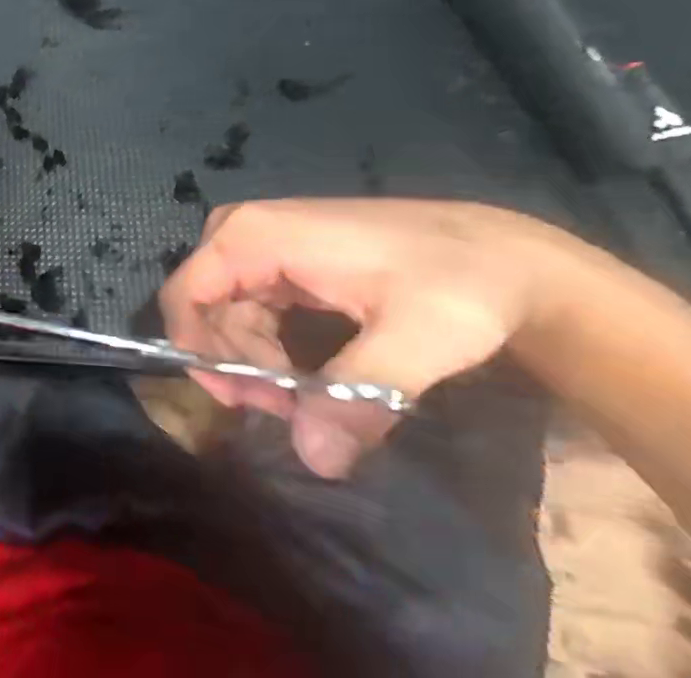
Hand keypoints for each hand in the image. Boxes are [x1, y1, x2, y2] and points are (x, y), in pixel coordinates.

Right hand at [158, 198, 605, 476]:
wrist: (505, 256)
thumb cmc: (459, 283)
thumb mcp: (417, 337)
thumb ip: (360, 393)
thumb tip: (313, 459)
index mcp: (257, 235)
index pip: (186, 296)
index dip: (198, 354)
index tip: (244, 402)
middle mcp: (248, 231)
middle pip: (206, 309)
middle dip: (235, 365)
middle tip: (291, 409)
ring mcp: (266, 244)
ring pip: (226, 314)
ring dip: (255, 363)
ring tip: (309, 398)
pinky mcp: (285, 261)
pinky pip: (252, 310)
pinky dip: (269, 349)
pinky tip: (307, 376)